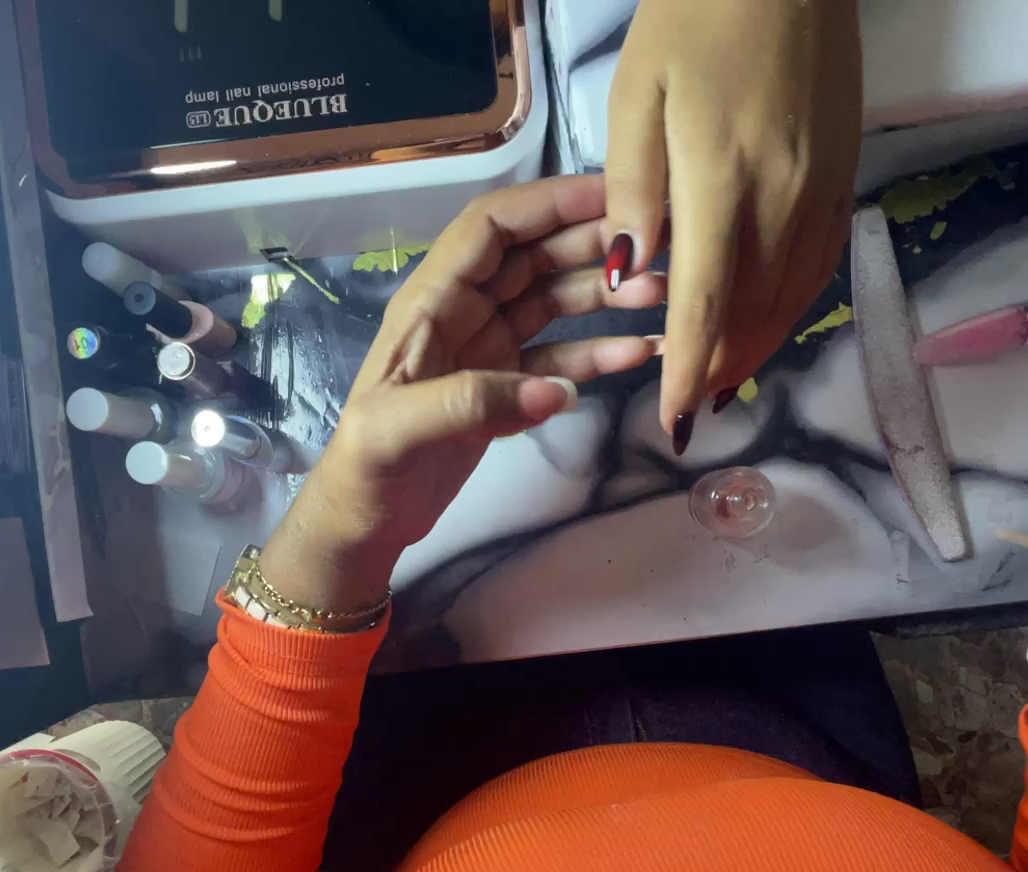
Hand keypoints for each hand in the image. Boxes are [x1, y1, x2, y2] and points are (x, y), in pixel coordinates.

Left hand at [259, 176, 667, 612]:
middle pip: (533, 258)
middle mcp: (462, 315)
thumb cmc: (367, 468)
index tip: (615, 197)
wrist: (368, 519)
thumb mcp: (398, 429)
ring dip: (604, 297)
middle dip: (592, 246)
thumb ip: (471, 402)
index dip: (549, 203)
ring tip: (660, 299)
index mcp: (430, 303)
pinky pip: (557, 360)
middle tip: (658, 250)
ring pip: (552, 304)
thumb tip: (559, 391)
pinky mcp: (504, 390)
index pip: (491, 228)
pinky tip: (637, 354)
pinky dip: (595, 355)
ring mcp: (486, 352)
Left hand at [604, 0, 861, 447]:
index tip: (673, 421)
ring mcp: (821, 192)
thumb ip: (633, 196)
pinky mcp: (843, 180)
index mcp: (721, 186)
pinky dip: (789, 314)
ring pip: (789, 303)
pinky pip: (817, 269)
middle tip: (692, 415)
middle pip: (751, 318)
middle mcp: (783, 202)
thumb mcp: (635, 101)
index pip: (704, 308)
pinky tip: (765, 332)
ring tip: (724, 389)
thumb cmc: (693, 21)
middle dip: (719, 375)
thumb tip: (631, 279)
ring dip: (755, 354)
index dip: (689, 373)